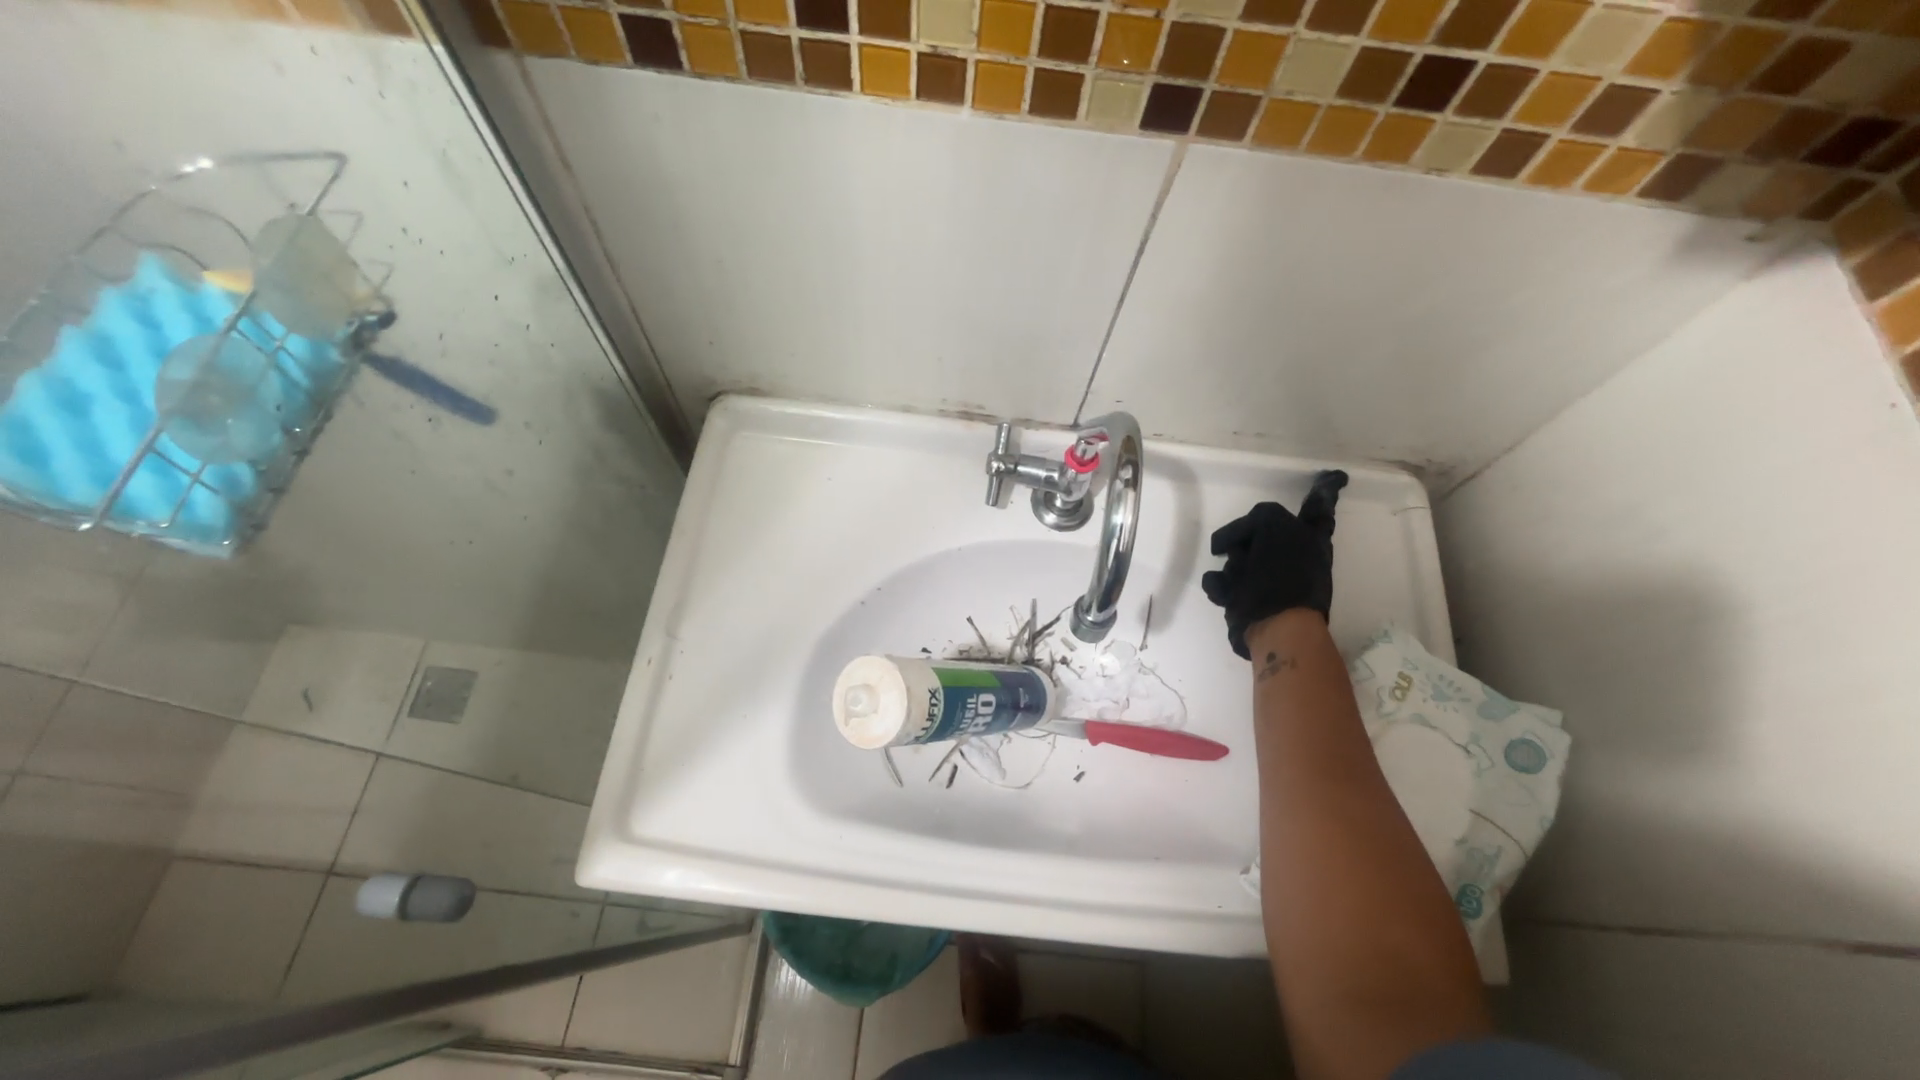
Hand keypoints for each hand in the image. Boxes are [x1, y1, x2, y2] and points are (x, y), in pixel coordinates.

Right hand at [1200, 470, 1347, 658]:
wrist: (1276, 625)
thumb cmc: (1281, 572)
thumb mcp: (1270, 524)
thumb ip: (1262, 518)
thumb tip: (1242, 542)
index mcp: (1310, 538)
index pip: (1319, 508)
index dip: (1326, 490)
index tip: (1337, 477)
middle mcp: (1296, 556)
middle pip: (1263, 533)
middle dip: (1247, 538)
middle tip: (1239, 548)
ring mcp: (1272, 580)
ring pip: (1239, 559)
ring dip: (1231, 567)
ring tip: (1233, 580)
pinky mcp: (1250, 601)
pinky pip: (1225, 582)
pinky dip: (1222, 586)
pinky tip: (1225, 593)